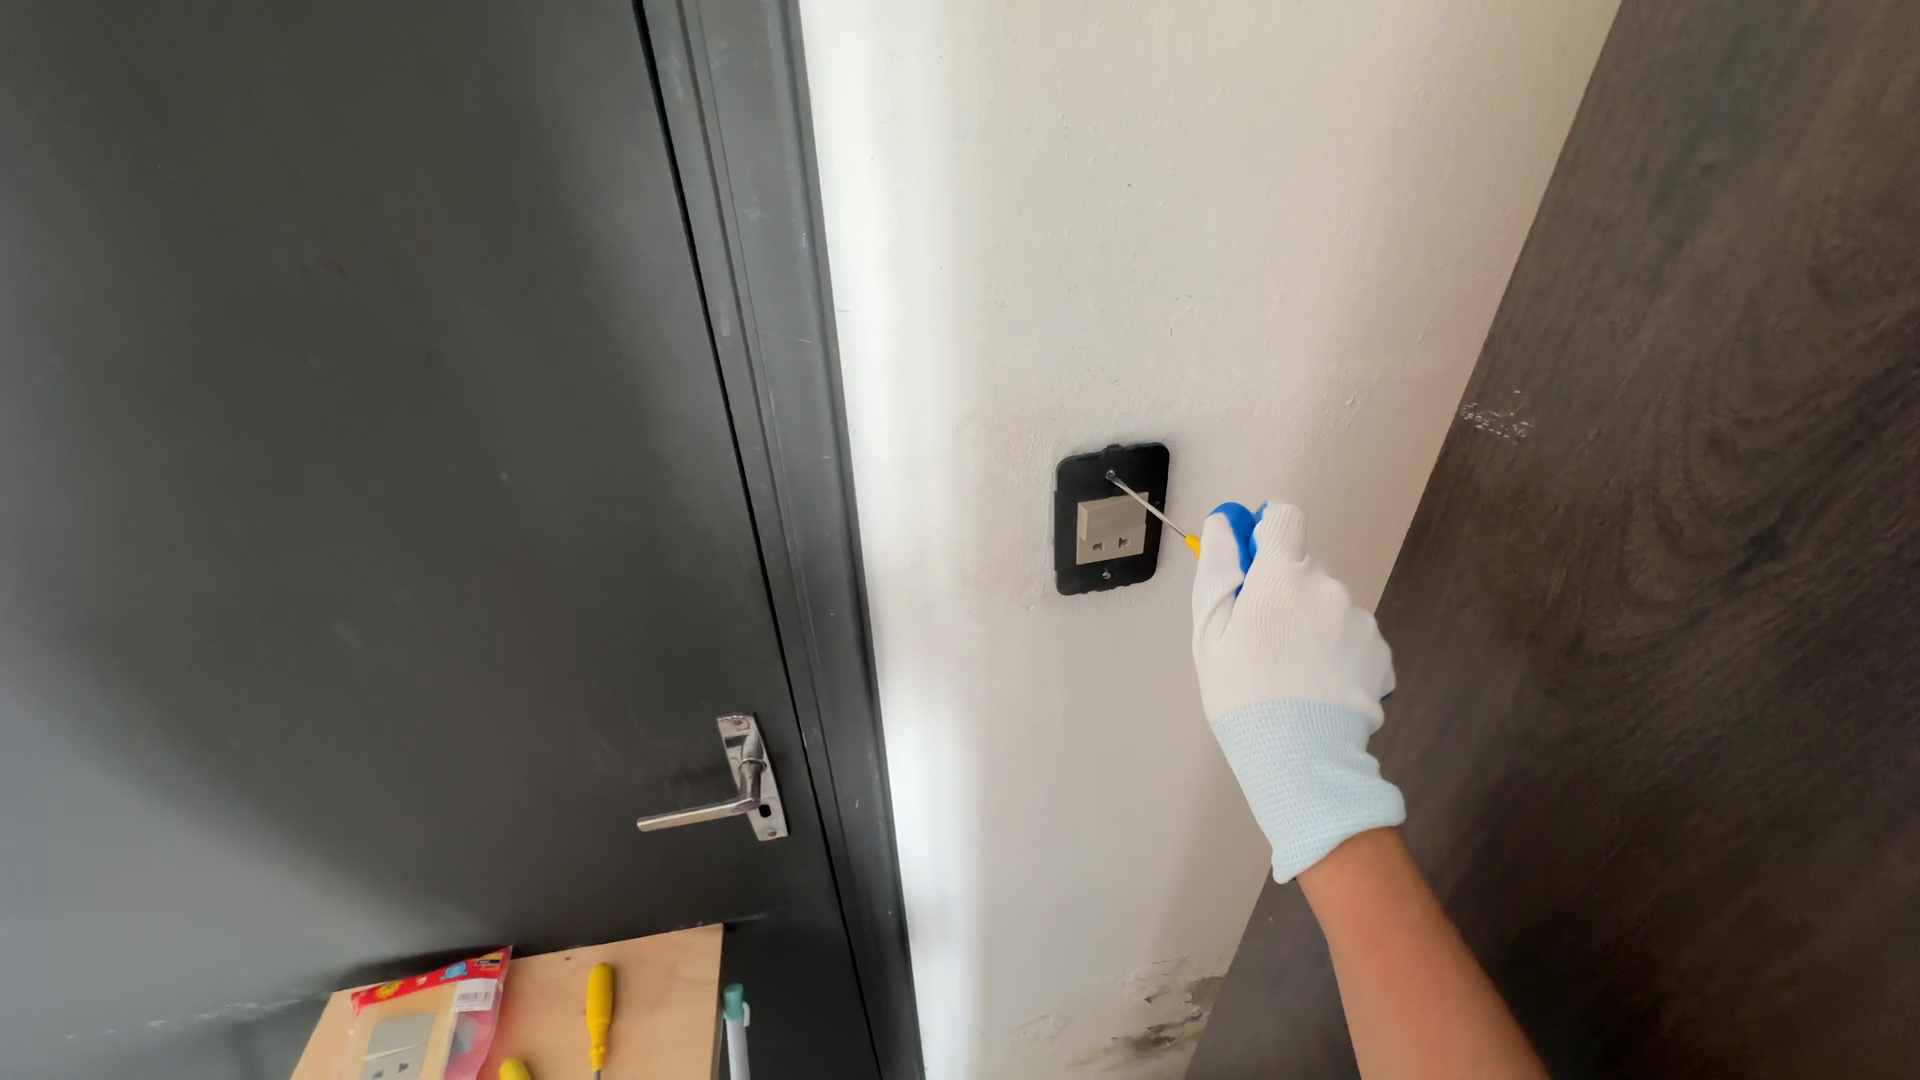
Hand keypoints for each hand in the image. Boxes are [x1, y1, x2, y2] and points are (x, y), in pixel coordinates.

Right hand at [1192, 501, 1403, 881]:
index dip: (1267, 531)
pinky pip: (1350, 634)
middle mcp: (1330, 588)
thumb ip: (1217, 568)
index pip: (1285, 517)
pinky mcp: (1381, 653)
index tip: (1253, 560)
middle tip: (1261, 635)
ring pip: (1328, 602)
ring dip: (1310, 620)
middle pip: (1305, 565)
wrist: (1299, 758)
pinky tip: (1317, 682)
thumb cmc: (1241, 691)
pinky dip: (1334, 649)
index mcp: (1284, 577)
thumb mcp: (1209, 631)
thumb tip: (1224, 523)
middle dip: (1283, 587)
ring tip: (1291, 668)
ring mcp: (1361, 621)